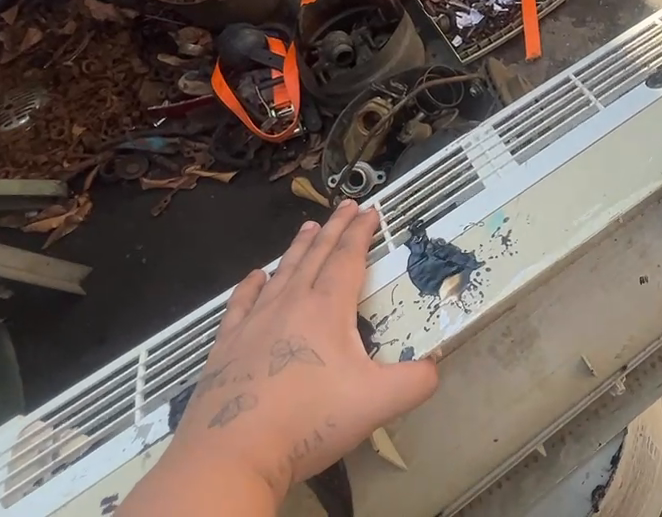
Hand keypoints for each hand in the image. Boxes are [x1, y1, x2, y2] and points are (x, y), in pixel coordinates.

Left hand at [148, 203, 438, 501]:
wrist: (230, 456)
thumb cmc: (308, 421)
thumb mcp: (377, 403)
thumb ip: (415, 382)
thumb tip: (435, 368)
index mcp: (327, 309)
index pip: (348, 257)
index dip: (361, 232)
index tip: (371, 211)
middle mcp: (290, 304)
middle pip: (316, 255)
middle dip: (335, 228)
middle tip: (347, 205)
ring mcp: (253, 323)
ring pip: (282, 272)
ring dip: (299, 247)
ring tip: (309, 226)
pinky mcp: (226, 347)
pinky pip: (241, 304)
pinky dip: (251, 285)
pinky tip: (255, 277)